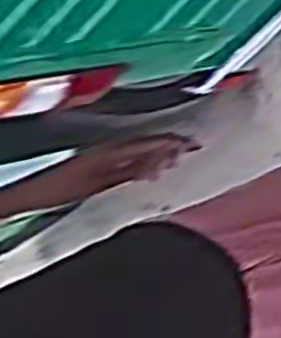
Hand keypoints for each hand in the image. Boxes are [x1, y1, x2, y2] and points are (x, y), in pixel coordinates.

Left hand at [21, 135, 197, 210]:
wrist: (25, 196)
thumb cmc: (63, 190)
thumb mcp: (100, 183)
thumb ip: (134, 170)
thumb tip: (165, 161)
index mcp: (118, 148)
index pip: (158, 140)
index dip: (180, 142)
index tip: (198, 148)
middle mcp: (116, 145)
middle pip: (153, 141)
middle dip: (172, 148)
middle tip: (182, 161)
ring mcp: (108, 150)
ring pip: (145, 146)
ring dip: (159, 155)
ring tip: (164, 169)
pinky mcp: (102, 158)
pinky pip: (134, 153)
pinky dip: (146, 158)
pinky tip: (147, 170)